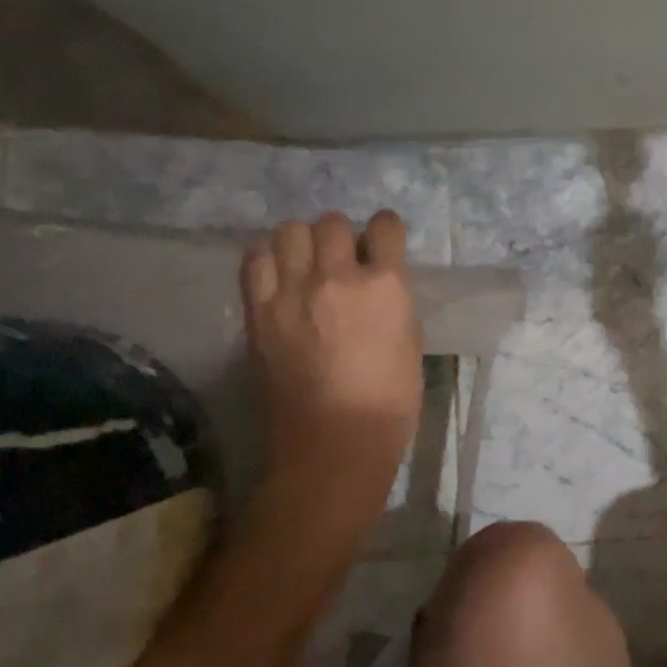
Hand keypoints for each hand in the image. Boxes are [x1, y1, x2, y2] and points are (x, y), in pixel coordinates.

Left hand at [242, 211, 422, 486]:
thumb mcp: (411, 343)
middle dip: (342, 235)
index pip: (385, 226)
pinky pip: (255, 259)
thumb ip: (394, 303)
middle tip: (342, 259)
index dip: (386, 231)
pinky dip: (268, 257)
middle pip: (333, 222)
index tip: (383, 242)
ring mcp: (292, 292)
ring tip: (306, 264)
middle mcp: (337, 278)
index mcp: (386, 286)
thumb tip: (378, 285)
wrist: (334, 444)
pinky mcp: (259, 311)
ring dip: (303, 241)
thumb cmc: (390, 403)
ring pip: (290, 230)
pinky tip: (279, 274)